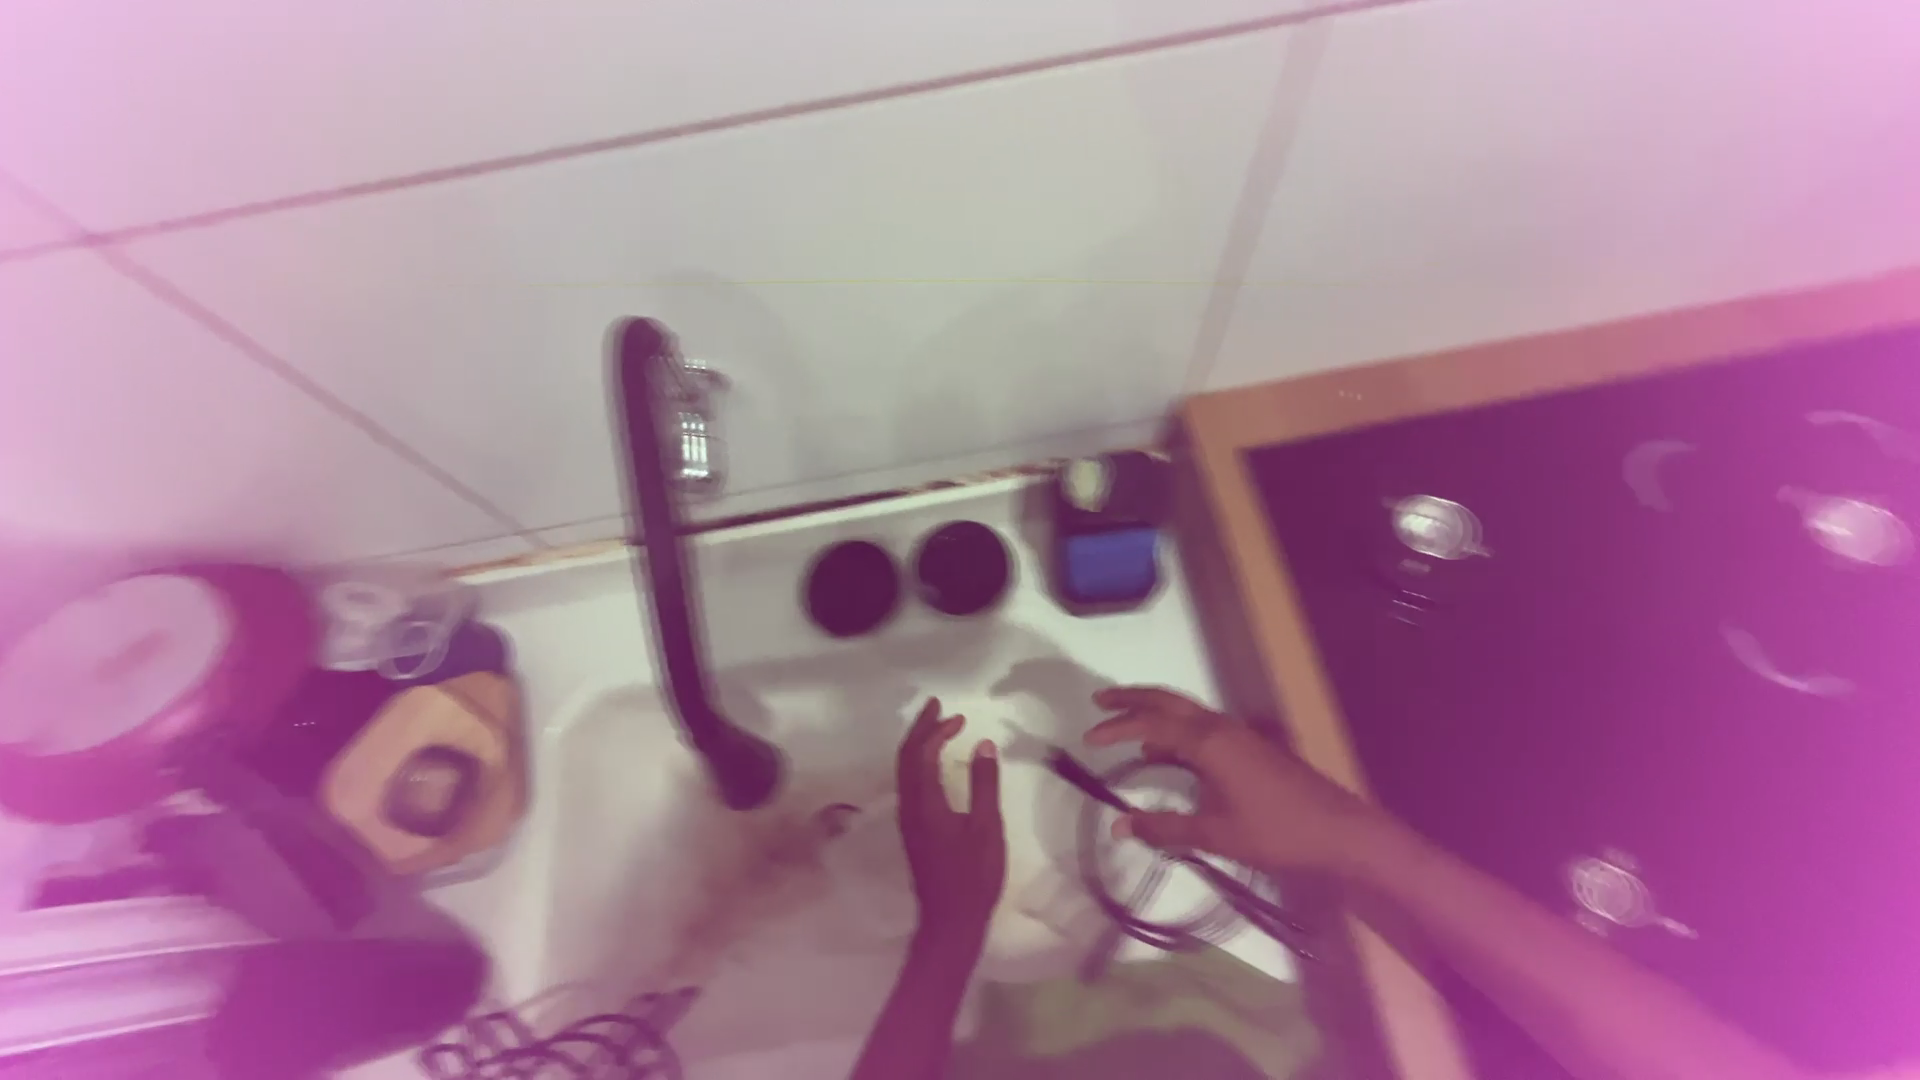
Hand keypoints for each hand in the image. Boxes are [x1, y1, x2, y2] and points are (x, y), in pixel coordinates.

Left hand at [895, 697, 1005, 948]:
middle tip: (936, 706)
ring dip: (917, 744)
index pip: (922, 753)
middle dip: (920, 728)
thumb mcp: (986, 827)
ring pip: (904, 769)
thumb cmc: (973, 875)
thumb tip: (983, 744)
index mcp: (925, 802)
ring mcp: (907, 819)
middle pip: (906, 756)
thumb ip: (983, 784)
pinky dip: (919, 762)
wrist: (950, 921)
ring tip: (936, 727)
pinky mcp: (912, 829)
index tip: (957, 717)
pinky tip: (933, 763)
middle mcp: (909, 806)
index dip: (936, 730)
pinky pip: (908, 782)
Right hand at [1085, 686, 1390, 875]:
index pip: (1150, 724)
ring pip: (1185, 711)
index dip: (1116, 728)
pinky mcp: (1248, 747)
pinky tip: (1164, 754)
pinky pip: (1199, 727)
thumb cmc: (1276, 832)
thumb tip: (1117, 825)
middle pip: (1167, 701)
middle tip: (1099, 702)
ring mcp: (1236, 734)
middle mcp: (1219, 727)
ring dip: (1153, 712)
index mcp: (1207, 741)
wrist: (1340, 831)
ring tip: (1124, 725)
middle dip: (1132, 699)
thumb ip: (1164, 827)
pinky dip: (1174, 731)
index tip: (1088, 738)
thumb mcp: (1215, 834)